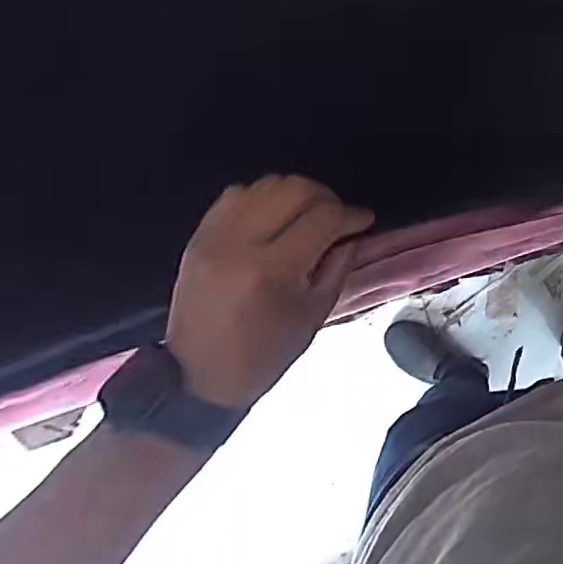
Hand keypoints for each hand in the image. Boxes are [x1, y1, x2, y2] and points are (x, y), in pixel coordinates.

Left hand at [165, 175, 373, 408]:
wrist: (197, 378)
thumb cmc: (267, 350)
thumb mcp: (317, 309)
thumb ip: (339, 263)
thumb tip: (352, 232)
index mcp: (273, 269)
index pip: (325, 216)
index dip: (353, 214)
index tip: (365, 221)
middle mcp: (239, 246)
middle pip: (295, 189)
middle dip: (327, 198)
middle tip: (337, 217)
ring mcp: (213, 240)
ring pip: (266, 185)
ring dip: (296, 194)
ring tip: (308, 215)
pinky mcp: (197, 240)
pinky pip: (236, 195)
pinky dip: (263, 197)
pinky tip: (275, 216)